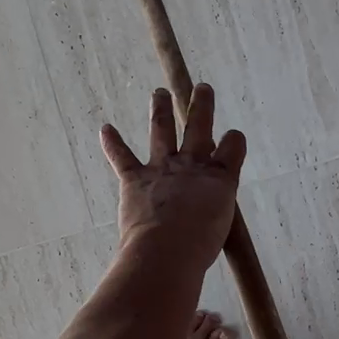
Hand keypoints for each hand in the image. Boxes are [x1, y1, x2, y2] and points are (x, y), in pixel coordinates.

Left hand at [100, 84, 245, 269]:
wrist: (166, 250)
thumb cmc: (199, 246)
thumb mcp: (220, 227)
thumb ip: (213, 211)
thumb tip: (204, 213)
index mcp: (220, 179)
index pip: (233, 148)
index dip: (234, 140)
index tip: (233, 138)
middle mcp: (192, 165)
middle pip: (200, 127)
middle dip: (202, 106)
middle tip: (202, 88)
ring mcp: (162, 169)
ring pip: (161, 130)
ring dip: (160, 109)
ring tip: (159, 93)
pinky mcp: (134, 179)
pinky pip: (121, 157)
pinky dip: (112, 143)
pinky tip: (105, 129)